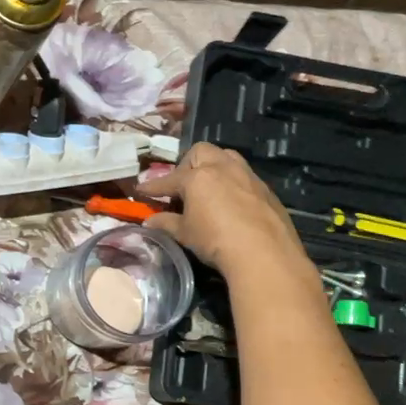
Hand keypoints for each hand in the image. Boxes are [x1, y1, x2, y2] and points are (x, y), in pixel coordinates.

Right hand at [139, 142, 307, 279]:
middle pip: (201, 152)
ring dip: (212, 167)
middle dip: (186, 165)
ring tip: (206, 188)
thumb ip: (166, 223)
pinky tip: (229, 203)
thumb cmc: (215, 239)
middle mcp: (223, 168)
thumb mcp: (184, 233)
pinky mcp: (264, 188)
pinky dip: (230, 182)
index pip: (168, 180)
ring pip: (226, 157)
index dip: (152, 187)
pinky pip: (242, 176)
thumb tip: (150, 221)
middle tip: (181, 186)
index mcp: (198, 177)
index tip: (141, 190)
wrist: (263, 252)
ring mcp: (247, 175)